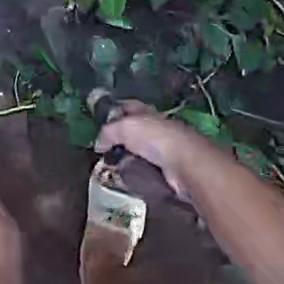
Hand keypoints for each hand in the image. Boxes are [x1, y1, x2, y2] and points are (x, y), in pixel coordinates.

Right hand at [94, 101, 226, 196]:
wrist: (185, 162)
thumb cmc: (155, 137)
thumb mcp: (124, 127)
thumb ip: (108, 131)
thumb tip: (98, 143)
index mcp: (146, 112)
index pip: (127, 106)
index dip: (114, 110)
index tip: (99, 121)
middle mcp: (156, 127)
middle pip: (133, 129)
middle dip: (119, 137)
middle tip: (101, 149)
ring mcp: (162, 148)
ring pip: (139, 150)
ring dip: (126, 157)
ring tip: (109, 167)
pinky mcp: (167, 168)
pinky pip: (145, 168)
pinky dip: (135, 171)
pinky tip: (125, 177)